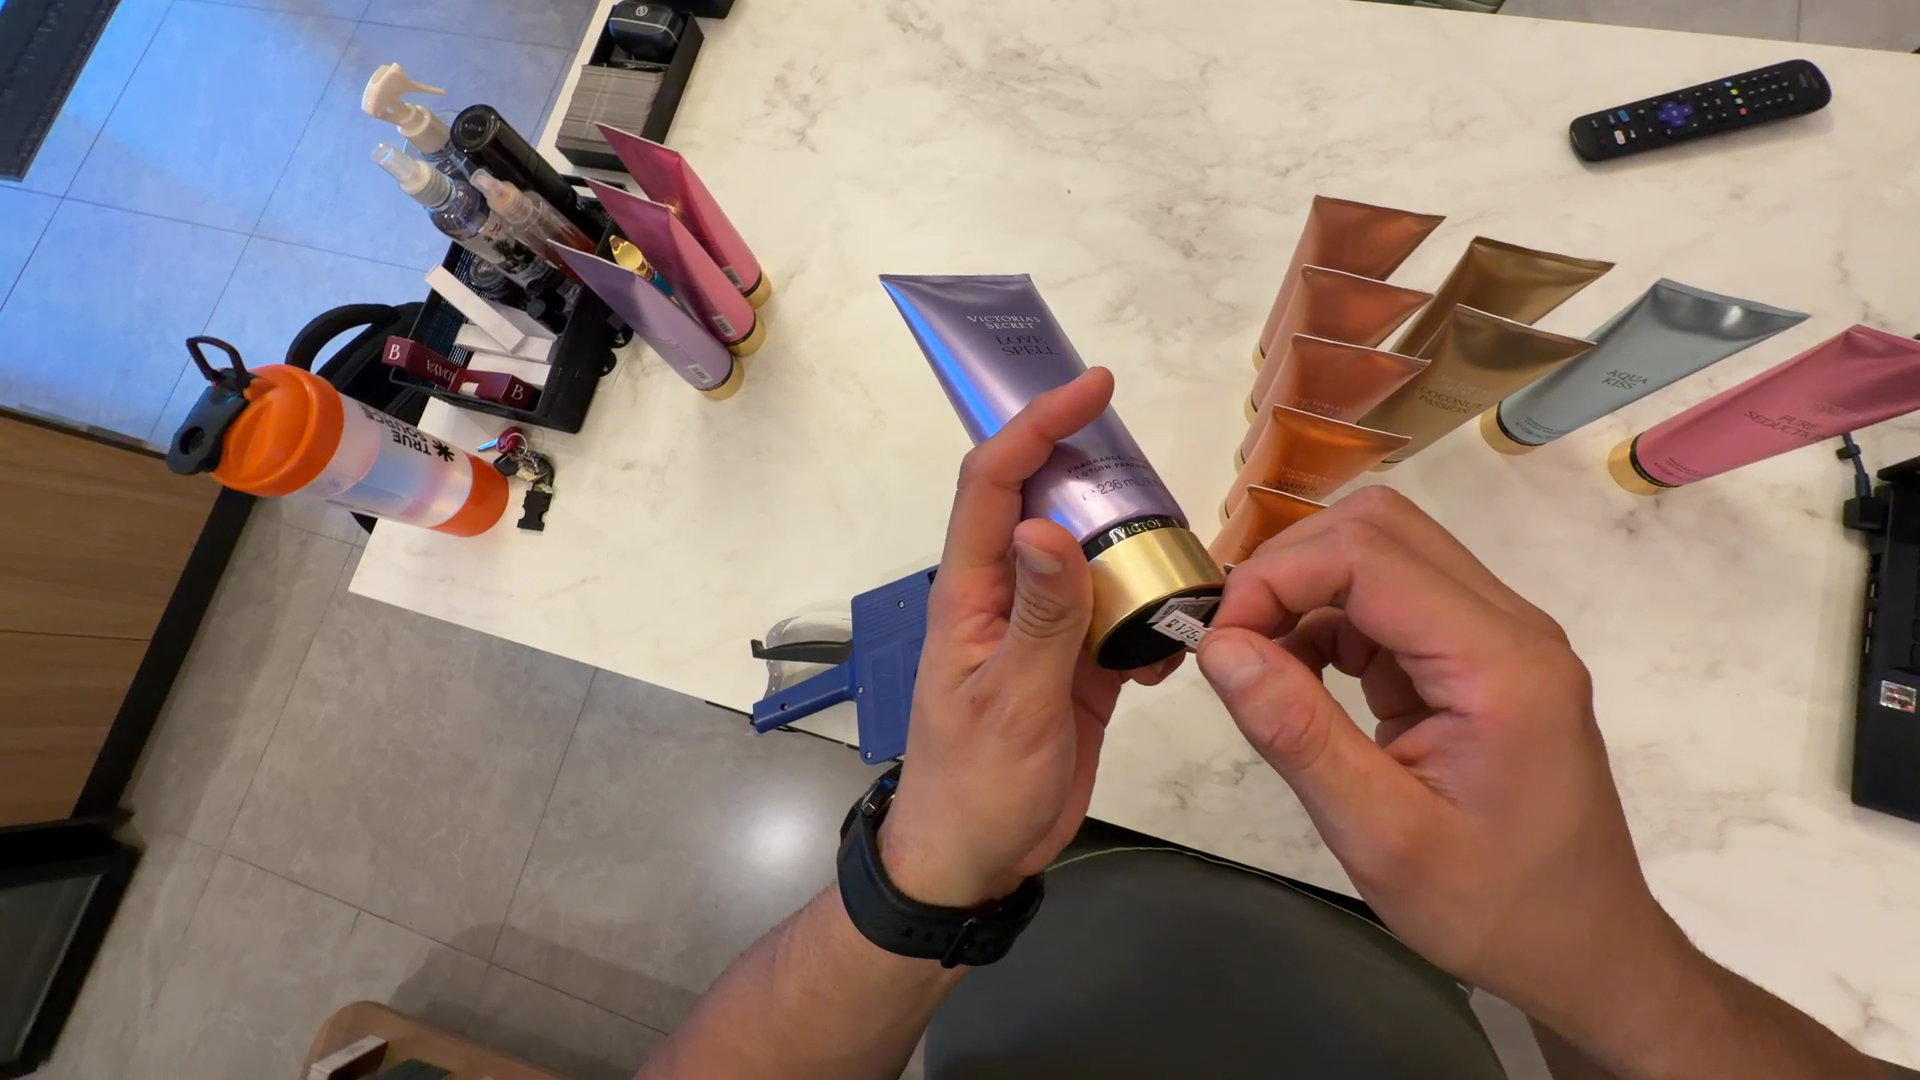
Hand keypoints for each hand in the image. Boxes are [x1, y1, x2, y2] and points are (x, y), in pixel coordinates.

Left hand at [880, 368, 1171, 909]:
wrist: (977, 857)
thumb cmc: (977, 782)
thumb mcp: (1012, 701)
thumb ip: (1038, 616)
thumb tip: (1045, 526)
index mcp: (971, 590)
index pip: (993, 484)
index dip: (1035, 428)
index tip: (1092, 389)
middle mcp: (1006, 594)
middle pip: (1047, 508)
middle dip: (1097, 480)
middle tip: (1156, 477)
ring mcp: (1043, 628)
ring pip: (1090, 562)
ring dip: (1134, 555)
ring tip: (1179, 565)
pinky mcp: (1074, 663)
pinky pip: (1115, 619)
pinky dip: (1148, 622)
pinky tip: (1170, 649)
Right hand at [1193, 487, 1694, 1047]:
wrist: (1580, 951)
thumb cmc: (1489, 906)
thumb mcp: (1378, 836)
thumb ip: (1296, 734)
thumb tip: (1218, 646)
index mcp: (1498, 662)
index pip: (1367, 555)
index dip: (1275, 578)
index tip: (1219, 642)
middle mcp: (1503, 625)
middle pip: (1376, 528)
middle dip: (1286, 568)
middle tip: (1237, 640)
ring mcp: (1488, 633)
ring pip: (1374, 550)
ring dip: (1301, 589)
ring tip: (1261, 661)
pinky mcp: (1465, 652)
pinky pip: (1378, 597)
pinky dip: (1320, 618)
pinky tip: (1299, 675)